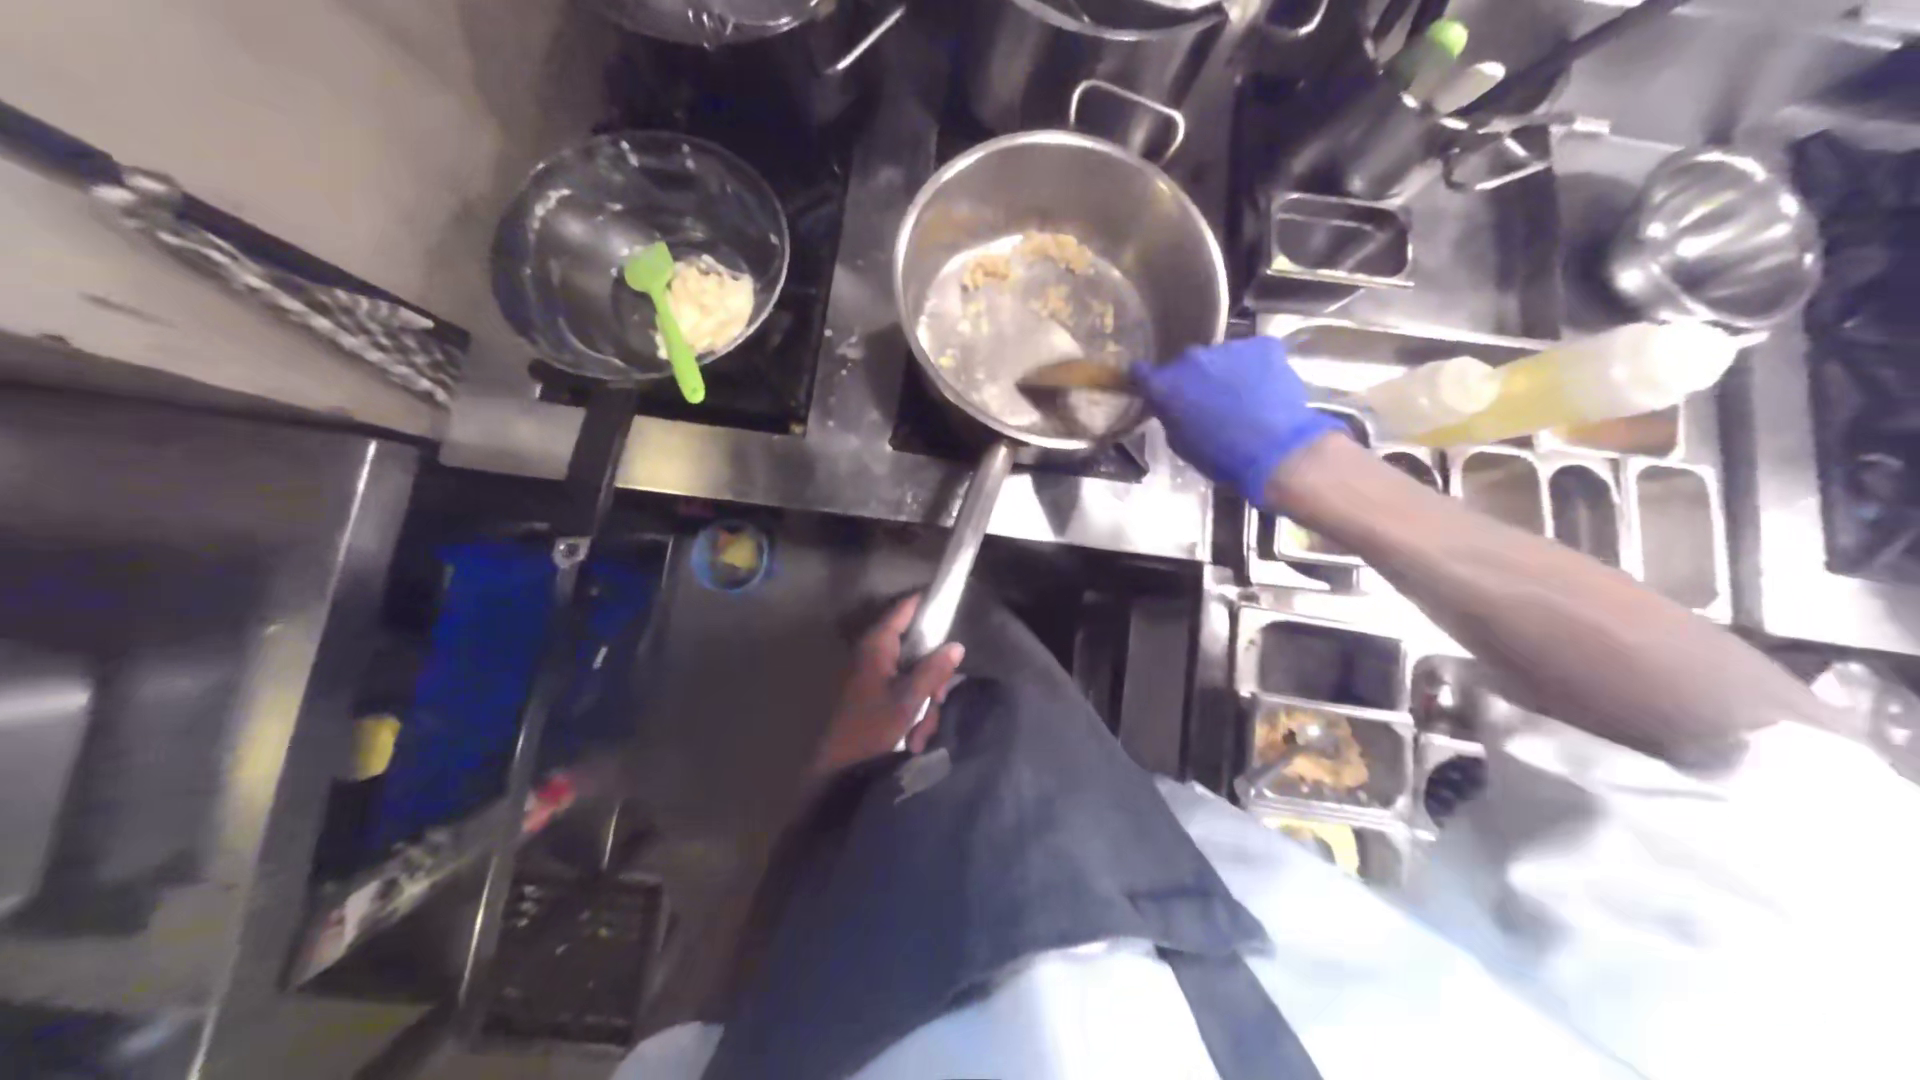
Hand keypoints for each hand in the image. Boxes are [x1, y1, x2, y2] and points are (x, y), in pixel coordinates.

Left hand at [812, 595, 965, 779]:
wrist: (838, 767)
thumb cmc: (870, 727)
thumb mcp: (909, 699)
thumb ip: (933, 671)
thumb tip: (957, 645)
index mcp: (877, 645)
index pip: (905, 608)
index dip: (927, 602)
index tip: (952, 602)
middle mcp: (874, 653)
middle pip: (917, 648)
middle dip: (932, 678)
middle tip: (938, 699)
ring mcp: (873, 674)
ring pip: (914, 675)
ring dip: (924, 703)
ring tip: (920, 733)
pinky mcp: (873, 694)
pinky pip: (904, 692)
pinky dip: (912, 712)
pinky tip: (913, 738)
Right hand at [1132, 337, 1345, 502]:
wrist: (1276, 451)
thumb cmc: (1221, 457)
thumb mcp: (1181, 443)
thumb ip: (1171, 416)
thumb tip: (1174, 406)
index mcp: (1166, 385)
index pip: (1142, 373)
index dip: (1147, 380)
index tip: (1153, 387)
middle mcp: (1191, 358)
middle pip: (1186, 364)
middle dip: (1193, 378)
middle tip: (1207, 399)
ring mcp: (1228, 347)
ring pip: (1221, 357)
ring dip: (1224, 371)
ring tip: (1242, 396)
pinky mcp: (1262, 345)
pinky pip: (1253, 353)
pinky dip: (1255, 366)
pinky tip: (1265, 387)